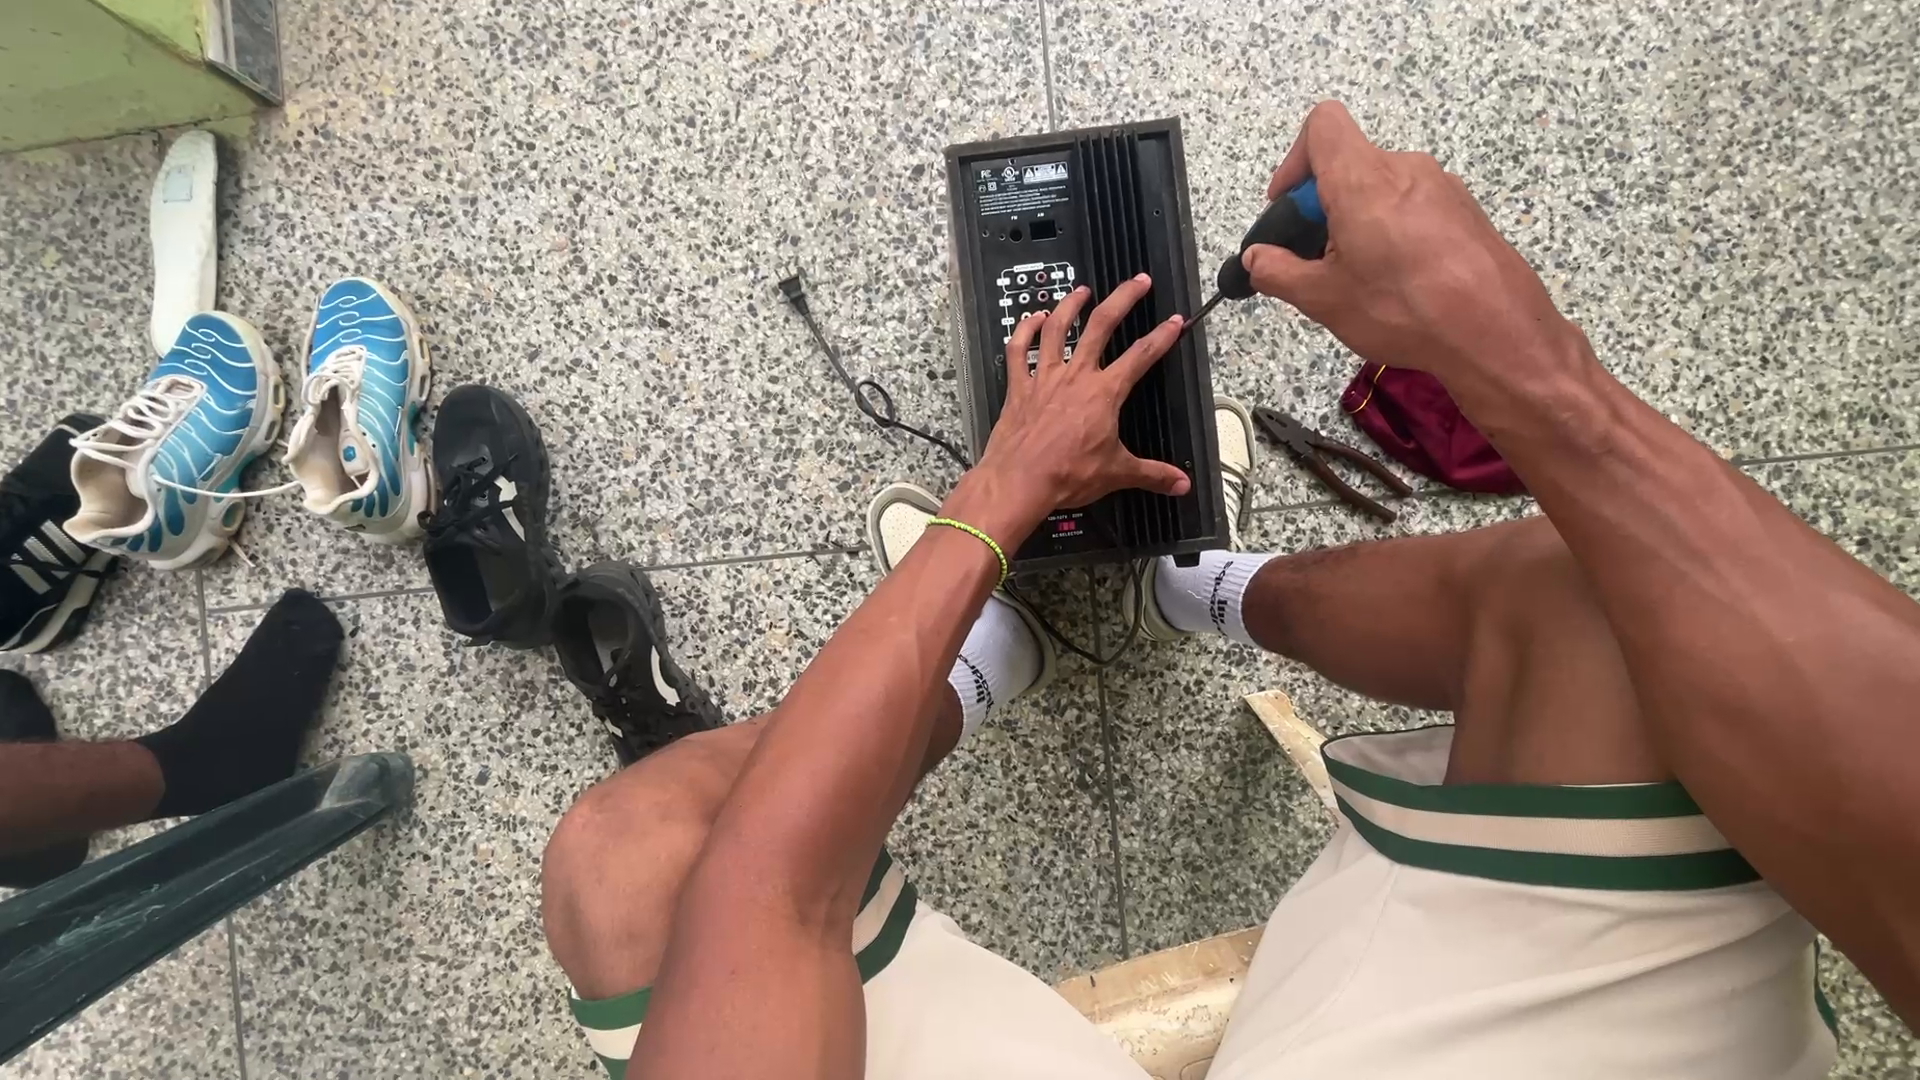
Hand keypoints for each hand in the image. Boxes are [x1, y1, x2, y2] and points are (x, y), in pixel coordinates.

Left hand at [946, 275, 1189, 544]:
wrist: (1020, 481)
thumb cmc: (1067, 475)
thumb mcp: (1117, 474)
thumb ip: (1152, 474)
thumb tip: (1182, 484)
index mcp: (1104, 393)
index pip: (1141, 356)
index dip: (1162, 336)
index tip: (1175, 320)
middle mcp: (1075, 376)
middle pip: (1102, 325)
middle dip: (1123, 298)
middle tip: (1138, 281)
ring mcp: (1044, 378)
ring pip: (1057, 329)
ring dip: (1071, 305)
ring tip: (1082, 290)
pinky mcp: (1019, 387)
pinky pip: (1019, 351)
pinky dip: (1024, 331)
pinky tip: (1032, 318)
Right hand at [1246, 101, 1576, 383]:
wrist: (1491, 328)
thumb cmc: (1402, 308)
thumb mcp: (1321, 298)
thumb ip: (1277, 272)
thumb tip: (1256, 258)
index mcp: (1362, 181)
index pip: (1321, 128)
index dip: (1292, 162)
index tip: (1285, 209)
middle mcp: (1403, 169)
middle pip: (1347, 165)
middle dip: (1317, 208)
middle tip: (1309, 262)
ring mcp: (1438, 186)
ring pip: (1377, 189)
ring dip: (1351, 223)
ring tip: (1350, 278)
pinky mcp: (1460, 209)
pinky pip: (1407, 206)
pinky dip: (1385, 231)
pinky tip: (1389, 280)